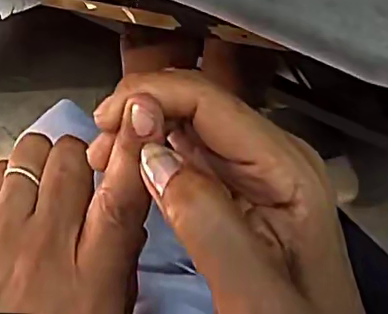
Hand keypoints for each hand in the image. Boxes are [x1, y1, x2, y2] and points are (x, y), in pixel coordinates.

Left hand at [0, 102, 160, 313]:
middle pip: (72, 154)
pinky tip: (16, 207)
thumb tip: (130, 193)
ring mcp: (0, 233)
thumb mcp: (108, 307)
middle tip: (81, 186)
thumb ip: (125, 248)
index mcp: (91, 272)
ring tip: (46, 193)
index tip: (143, 117)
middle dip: (82, 161)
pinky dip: (11, 179)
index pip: (120, 190)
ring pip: (31, 151)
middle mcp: (44, 244)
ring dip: (45, 165)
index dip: (133, 145)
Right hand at [89, 71, 363, 313]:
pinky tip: (134, 165)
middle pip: (199, 103)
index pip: (211, 100)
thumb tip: (154, 157)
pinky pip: (192, 154)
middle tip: (101, 140)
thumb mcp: (257, 292)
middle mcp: (273, 157)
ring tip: (108, 151)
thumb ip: (208, 222)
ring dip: (146, 127)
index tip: (110, 117)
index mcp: (286, 166)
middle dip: (144, 108)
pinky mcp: (240, 193)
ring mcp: (257, 174)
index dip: (155, 95)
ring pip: (191, 124)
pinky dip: (156, 152)